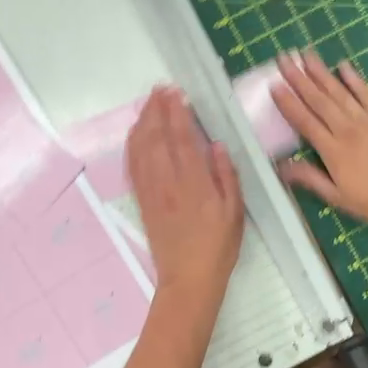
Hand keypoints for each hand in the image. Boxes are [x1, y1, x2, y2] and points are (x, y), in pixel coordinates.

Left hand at [126, 87, 244, 302]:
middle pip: (157, 136)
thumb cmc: (219, 246)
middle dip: (156, 109)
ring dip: (142, 122)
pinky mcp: (142, 201)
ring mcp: (152, 191)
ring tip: (148, 104)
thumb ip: (226, 175)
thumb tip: (217, 145)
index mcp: (195, 182)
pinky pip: (133, 166)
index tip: (176, 93)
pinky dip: (133, 145)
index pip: (181, 137)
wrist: (189, 278)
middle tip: (160, 89)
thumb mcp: (235, 211)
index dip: (176, 112)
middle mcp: (168, 181)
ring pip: (141, 148)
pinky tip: (136, 135)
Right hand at [271, 49, 367, 232]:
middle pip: (318, 101)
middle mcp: (347, 130)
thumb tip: (281, 166)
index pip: (304, 122)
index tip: (274, 85)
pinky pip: (367, 94)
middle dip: (299, 78)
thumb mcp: (338, 198)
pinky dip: (354, 79)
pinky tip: (342, 65)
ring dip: (321, 73)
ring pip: (339, 92)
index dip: (288, 103)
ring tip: (306, 55)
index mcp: (333, 152)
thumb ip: (310, 179)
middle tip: (284, 58)